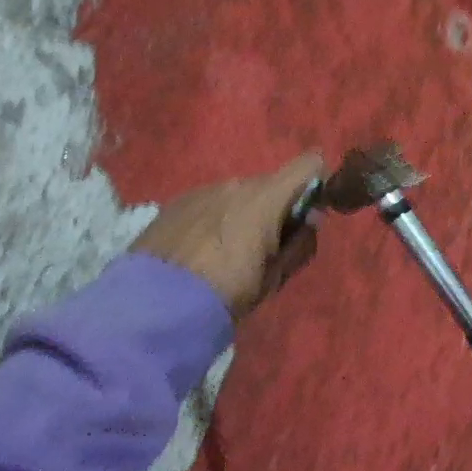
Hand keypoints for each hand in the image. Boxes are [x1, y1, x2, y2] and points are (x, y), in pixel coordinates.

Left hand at [132, 152, 326, 316]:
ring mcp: (200, 191)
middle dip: (276, 207)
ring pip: (237, 194)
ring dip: (243, 213)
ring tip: (227, 252)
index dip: (317, 183)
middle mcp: (234, 184)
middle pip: (270, 184)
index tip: (311, 212)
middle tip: (267, 246)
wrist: (154, 305)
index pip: (309, 165)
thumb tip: (311, 219)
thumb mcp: (275, 277)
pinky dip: (214, 219)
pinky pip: (209, 204)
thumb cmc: (227, 292)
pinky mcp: (174, 204)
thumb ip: (301, 243)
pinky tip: (201, 250)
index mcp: (265, 198)